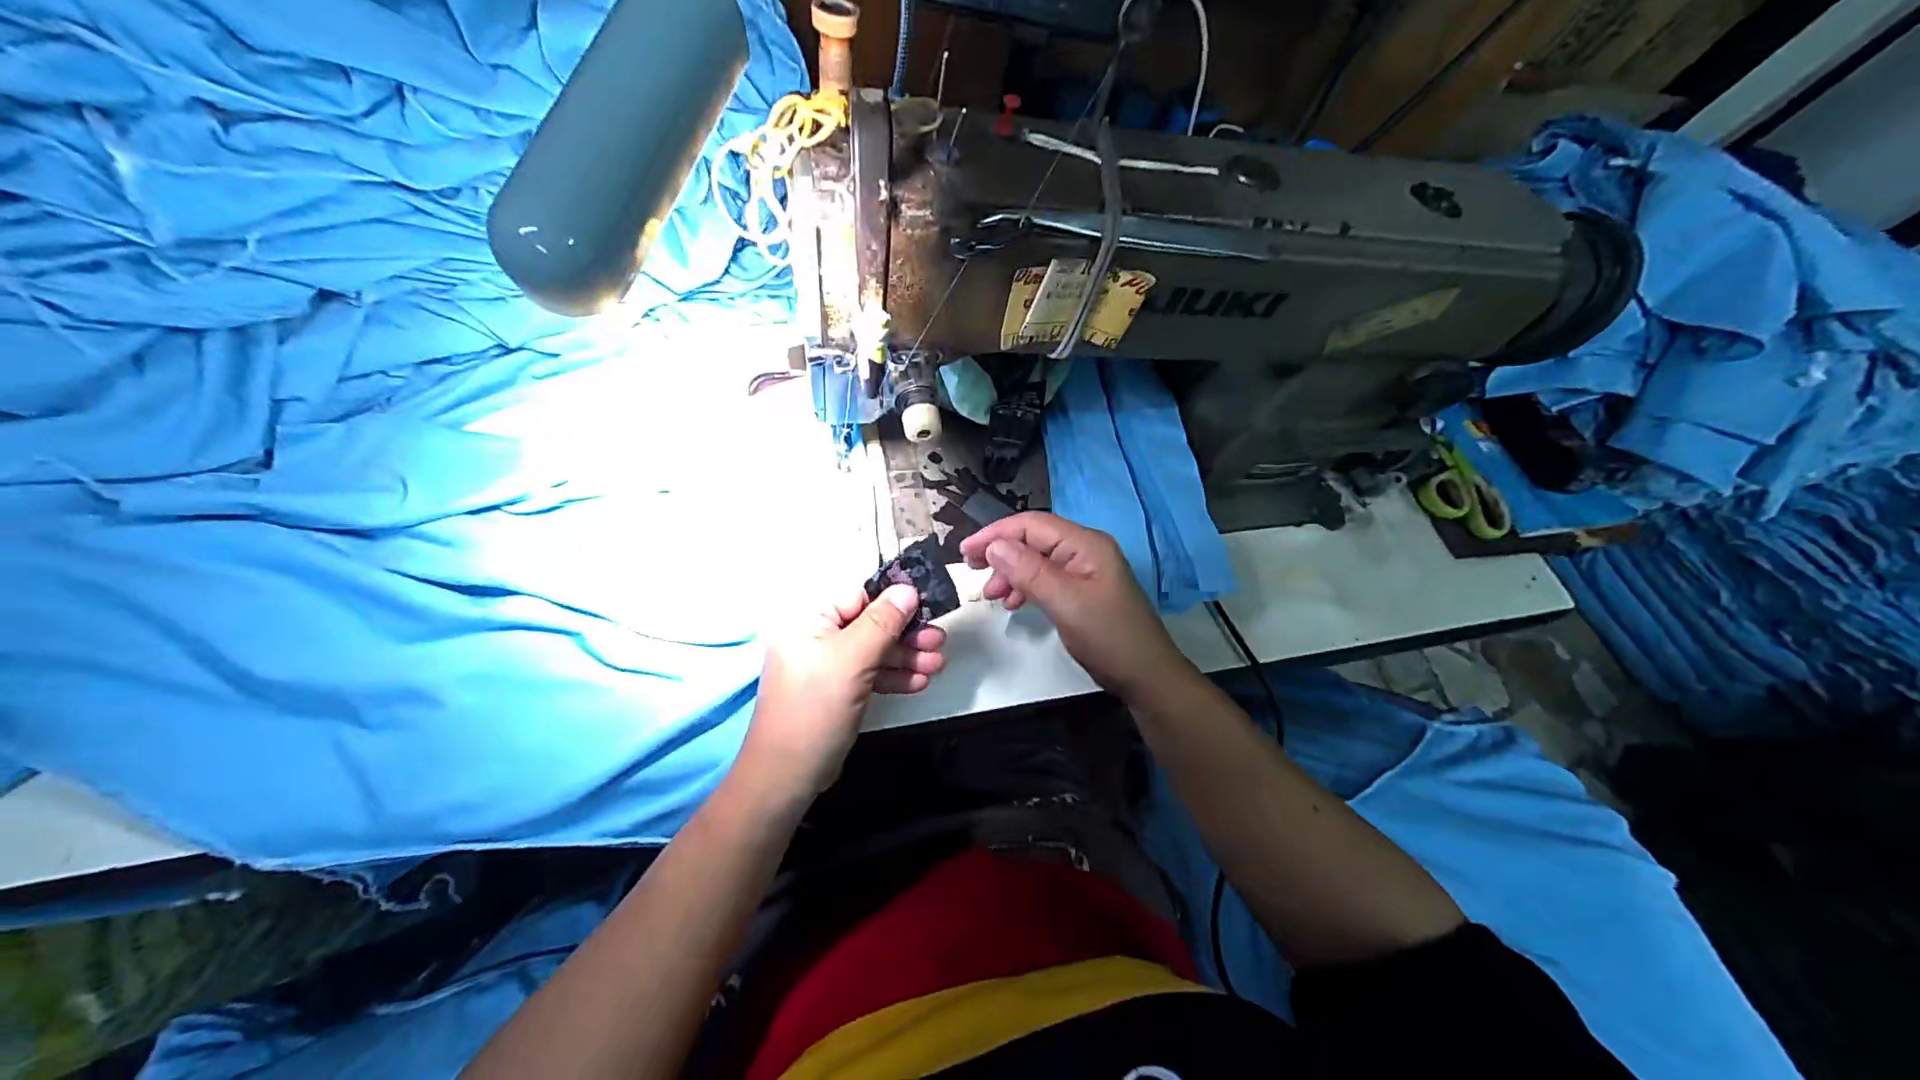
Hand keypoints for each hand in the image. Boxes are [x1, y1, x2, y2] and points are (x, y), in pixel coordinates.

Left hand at [736, 583, 946, 801]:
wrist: (788, 774)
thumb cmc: (815, 709)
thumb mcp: (852, 659)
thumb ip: (882, 622)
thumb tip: (907, 589)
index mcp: (807, 617)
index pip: (858, 594)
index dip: (895, 598)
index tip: (928, 604)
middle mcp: (814, 635)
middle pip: (870, 622)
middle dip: (906, 632)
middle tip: (938, 639)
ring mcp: (826, 664)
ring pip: (874, 649)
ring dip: (907, 655)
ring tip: (937, 662)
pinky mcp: (836, 688)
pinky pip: (869, 672)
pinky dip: (894, 675)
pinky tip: (919, 681)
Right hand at [958, 512, 1196, 701]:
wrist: (1146, 676)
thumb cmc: (1109, 637)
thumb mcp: (1065, 603)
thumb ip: (1029, 571)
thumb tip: (994, 546)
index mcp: (1086, 544)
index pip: (1032, 525)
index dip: (995, 534)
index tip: (964, 552)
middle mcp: (1085, 550)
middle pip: (1032, 539)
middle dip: (1000, 552)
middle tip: (971, 571)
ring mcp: (1084, 570)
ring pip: (1035, 560)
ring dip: (1010, 572)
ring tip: (992, 595)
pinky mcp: (1081, 590)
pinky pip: (1044, 578)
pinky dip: (1024, 587)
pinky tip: (1013, 603)